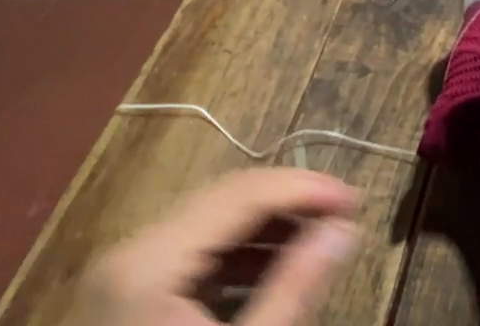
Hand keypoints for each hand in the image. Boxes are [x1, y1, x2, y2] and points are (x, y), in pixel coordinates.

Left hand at [79, 168, 359, 325]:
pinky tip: (273, 269)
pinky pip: (193, 250)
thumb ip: (294, 288)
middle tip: (342, 217)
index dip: (306, 189)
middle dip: (290, 204)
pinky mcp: (127, 291)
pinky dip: (238, 254)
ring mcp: (124, 270)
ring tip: (317, 242)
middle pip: (227, 198)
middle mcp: (131, 250)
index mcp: (150, 261)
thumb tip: (345, 229)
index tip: (355, 201)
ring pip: (212, 220)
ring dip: (268, 226)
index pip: (244, 193)